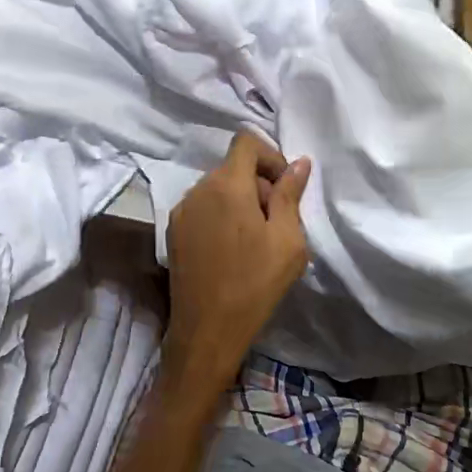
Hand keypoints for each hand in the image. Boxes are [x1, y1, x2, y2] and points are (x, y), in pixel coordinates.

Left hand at [164, 130, 311, 387]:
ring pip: (216, 188)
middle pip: (231, 167)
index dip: (270, 156)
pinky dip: (220, 215)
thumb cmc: (256, 284)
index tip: (284, 188)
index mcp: (227, 185)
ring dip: (239, 201)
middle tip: (276, 221)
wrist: (207, 329)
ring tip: (254, 239)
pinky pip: (202, 208)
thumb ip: (290, 195)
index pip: (246, 142)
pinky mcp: (173, 232)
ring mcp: (181, 211)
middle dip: (258, 183)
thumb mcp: (287, 240)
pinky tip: (231, 249)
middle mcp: (198, 189)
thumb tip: (298, 163)